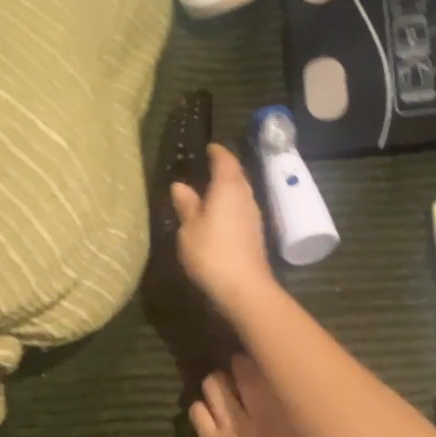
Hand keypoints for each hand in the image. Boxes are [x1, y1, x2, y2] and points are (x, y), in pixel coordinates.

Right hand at [171, 145, 276, 311]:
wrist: (245, 288)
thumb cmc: (211, 253)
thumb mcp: (189, 229)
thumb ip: (186, 205)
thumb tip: (180, 185)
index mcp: (228, 187)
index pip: (225, 160)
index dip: (216, 152)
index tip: (208, 147)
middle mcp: (245, 196)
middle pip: (236, 176)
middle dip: (224, 169)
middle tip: (207, 168)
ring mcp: (253, 216)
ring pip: (240, 194)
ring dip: (227, 190)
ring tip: (209, 192)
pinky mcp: (255, 234)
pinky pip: (241, 211)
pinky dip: (230, 207)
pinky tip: (219, 216)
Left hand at [189, 355, 314, 436]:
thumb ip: (305, 434)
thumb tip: (307, 418)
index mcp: (265, 416)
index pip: (246, 372)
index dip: (245, 363)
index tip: (251, 362)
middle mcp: (234, 422)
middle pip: (214, 383)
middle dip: (221, 380)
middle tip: (234, 389)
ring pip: (197, 406)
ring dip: (207, 406)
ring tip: (220, 415)